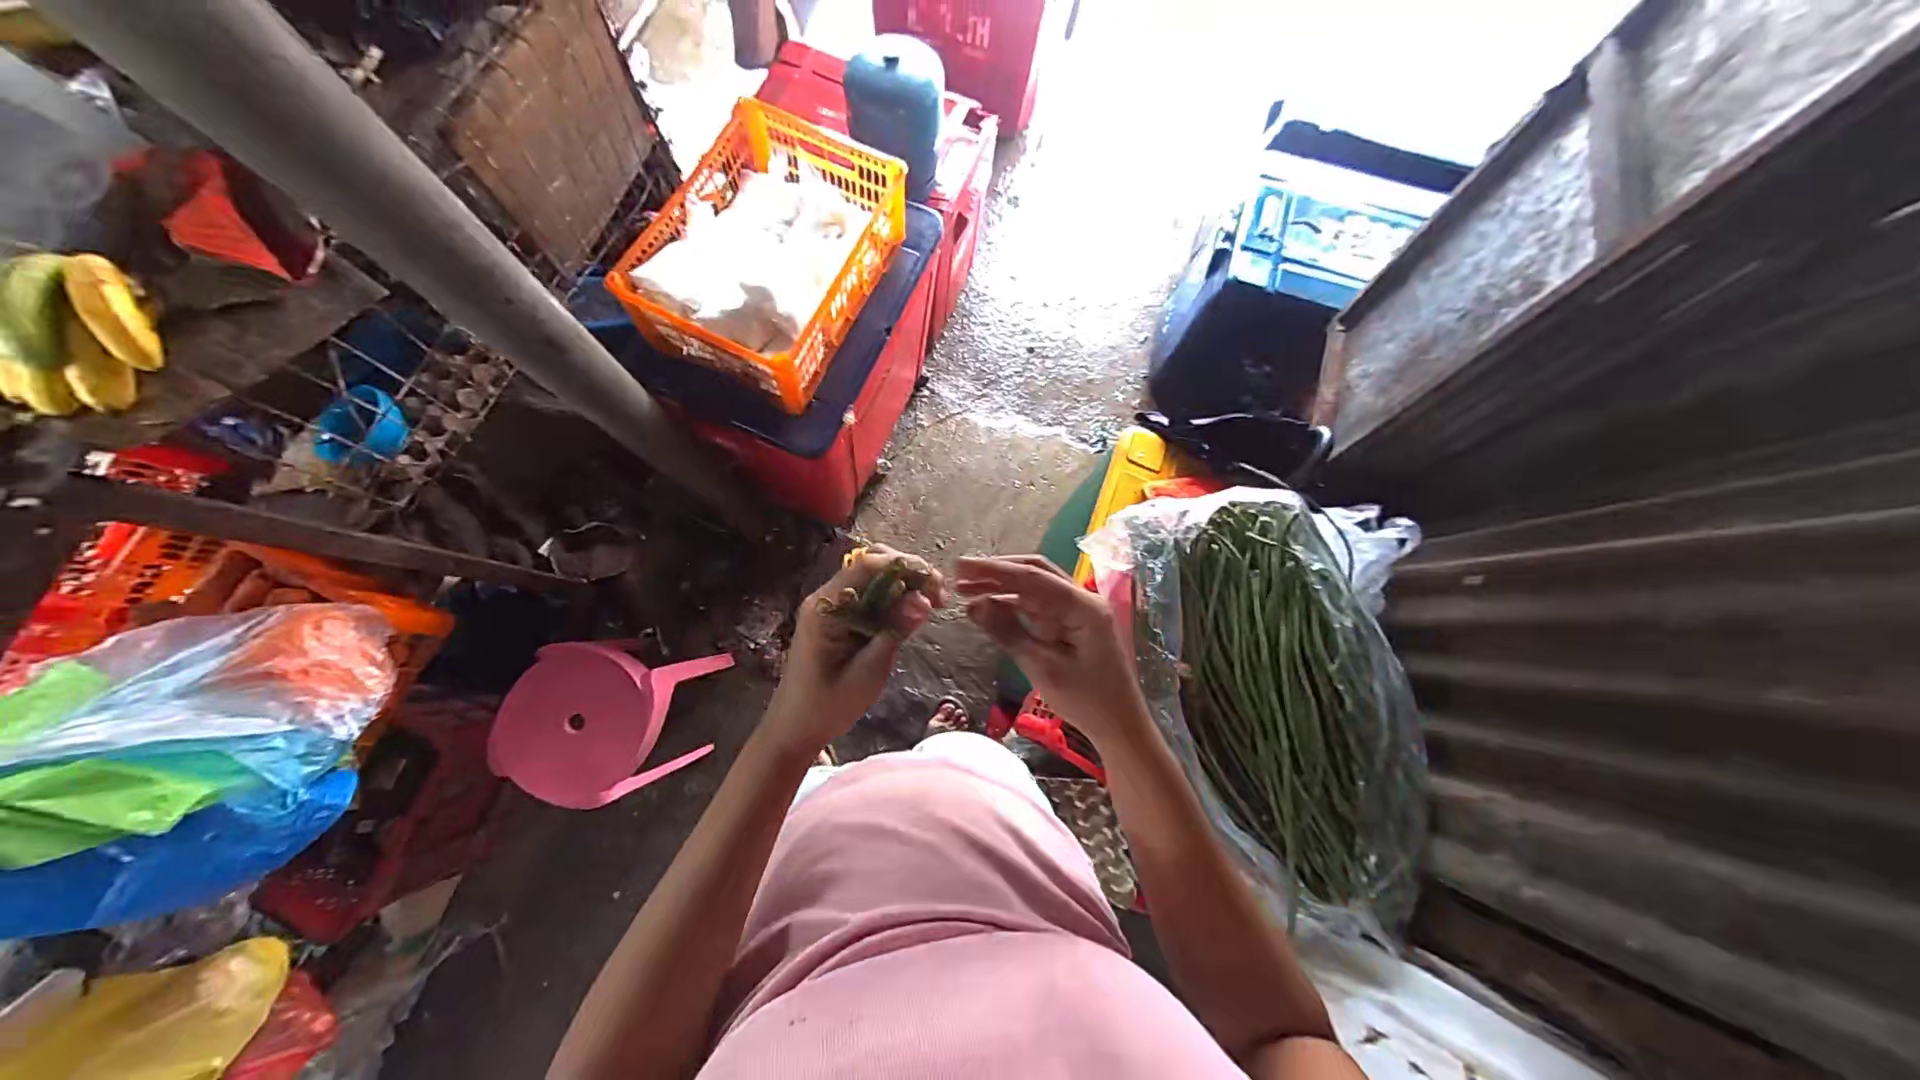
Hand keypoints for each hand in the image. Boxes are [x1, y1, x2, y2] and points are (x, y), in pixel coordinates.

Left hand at [766, 545, 948, 750]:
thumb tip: (924, 600)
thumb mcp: (867, 673)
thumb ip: (894, 632)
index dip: (906, 567)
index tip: (936, 587)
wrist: (795, 728)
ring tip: (934, 604)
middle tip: (939, 597)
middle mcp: (827, 597)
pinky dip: (896, 598)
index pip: (868, 565)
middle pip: (873, 563)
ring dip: (906, 584)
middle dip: (909, 572)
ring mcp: (833, 605)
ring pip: (875, 576)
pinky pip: (871, 595)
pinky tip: (914, 613)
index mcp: (826, 607)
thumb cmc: (827, 707)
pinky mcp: (841, 616)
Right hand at [954, 556, 1151, 746]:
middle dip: (996, 572)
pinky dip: (1013, 604)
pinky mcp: (1070, 624)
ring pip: (1034, 588)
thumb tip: (974, 606)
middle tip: (959, 575)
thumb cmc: (1087, 701)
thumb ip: (1008, 633)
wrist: (1120, 726)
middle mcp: (1082, 600)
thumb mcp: (1043, 668)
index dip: (994, 570)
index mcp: (1083, 606)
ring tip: (965, 590)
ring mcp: (1077, 611)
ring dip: (1001, 587)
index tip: (962, 566)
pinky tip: (988, 606)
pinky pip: (1038, 606)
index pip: (1033, 577)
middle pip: (1034, 574)